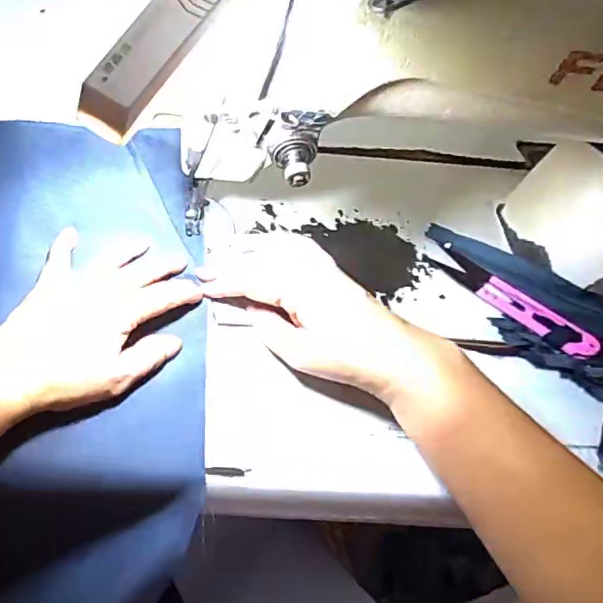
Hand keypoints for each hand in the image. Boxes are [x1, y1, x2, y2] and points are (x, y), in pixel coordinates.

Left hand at [0, 228, 200, 415]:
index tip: (196, 290)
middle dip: (163, 267)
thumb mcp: (115, 377)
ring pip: (107, 260)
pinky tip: (70, 233)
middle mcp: (102, 290)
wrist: (14, 370)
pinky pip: (59, 259)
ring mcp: (74, 284)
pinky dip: (64, 245)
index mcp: (122, 313)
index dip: (181, 293)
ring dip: (127, 251)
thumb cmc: (67, 379)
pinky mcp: (48, 285)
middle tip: (179, 260)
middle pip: (140, 274)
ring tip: (142, 243)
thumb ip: (147, 357)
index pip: (161, 298)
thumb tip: (173, 342)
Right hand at [198, 233, 457, 408]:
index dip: (224, 283)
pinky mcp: (334, 274)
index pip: (251, 280)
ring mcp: (325, 269)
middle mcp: (311, 270)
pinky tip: (274, 247)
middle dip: (231, 263)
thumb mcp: (299, 352)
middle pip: (262, 260)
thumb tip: (254, 314)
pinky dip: (279, 245)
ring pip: (279, 248)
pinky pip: (299, 248)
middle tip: (208, 269)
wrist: (396, 356)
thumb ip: (269, 329)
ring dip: (252, 250)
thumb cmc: (355, 356)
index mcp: (298, 286)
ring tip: (231, 251)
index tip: (205, 286)